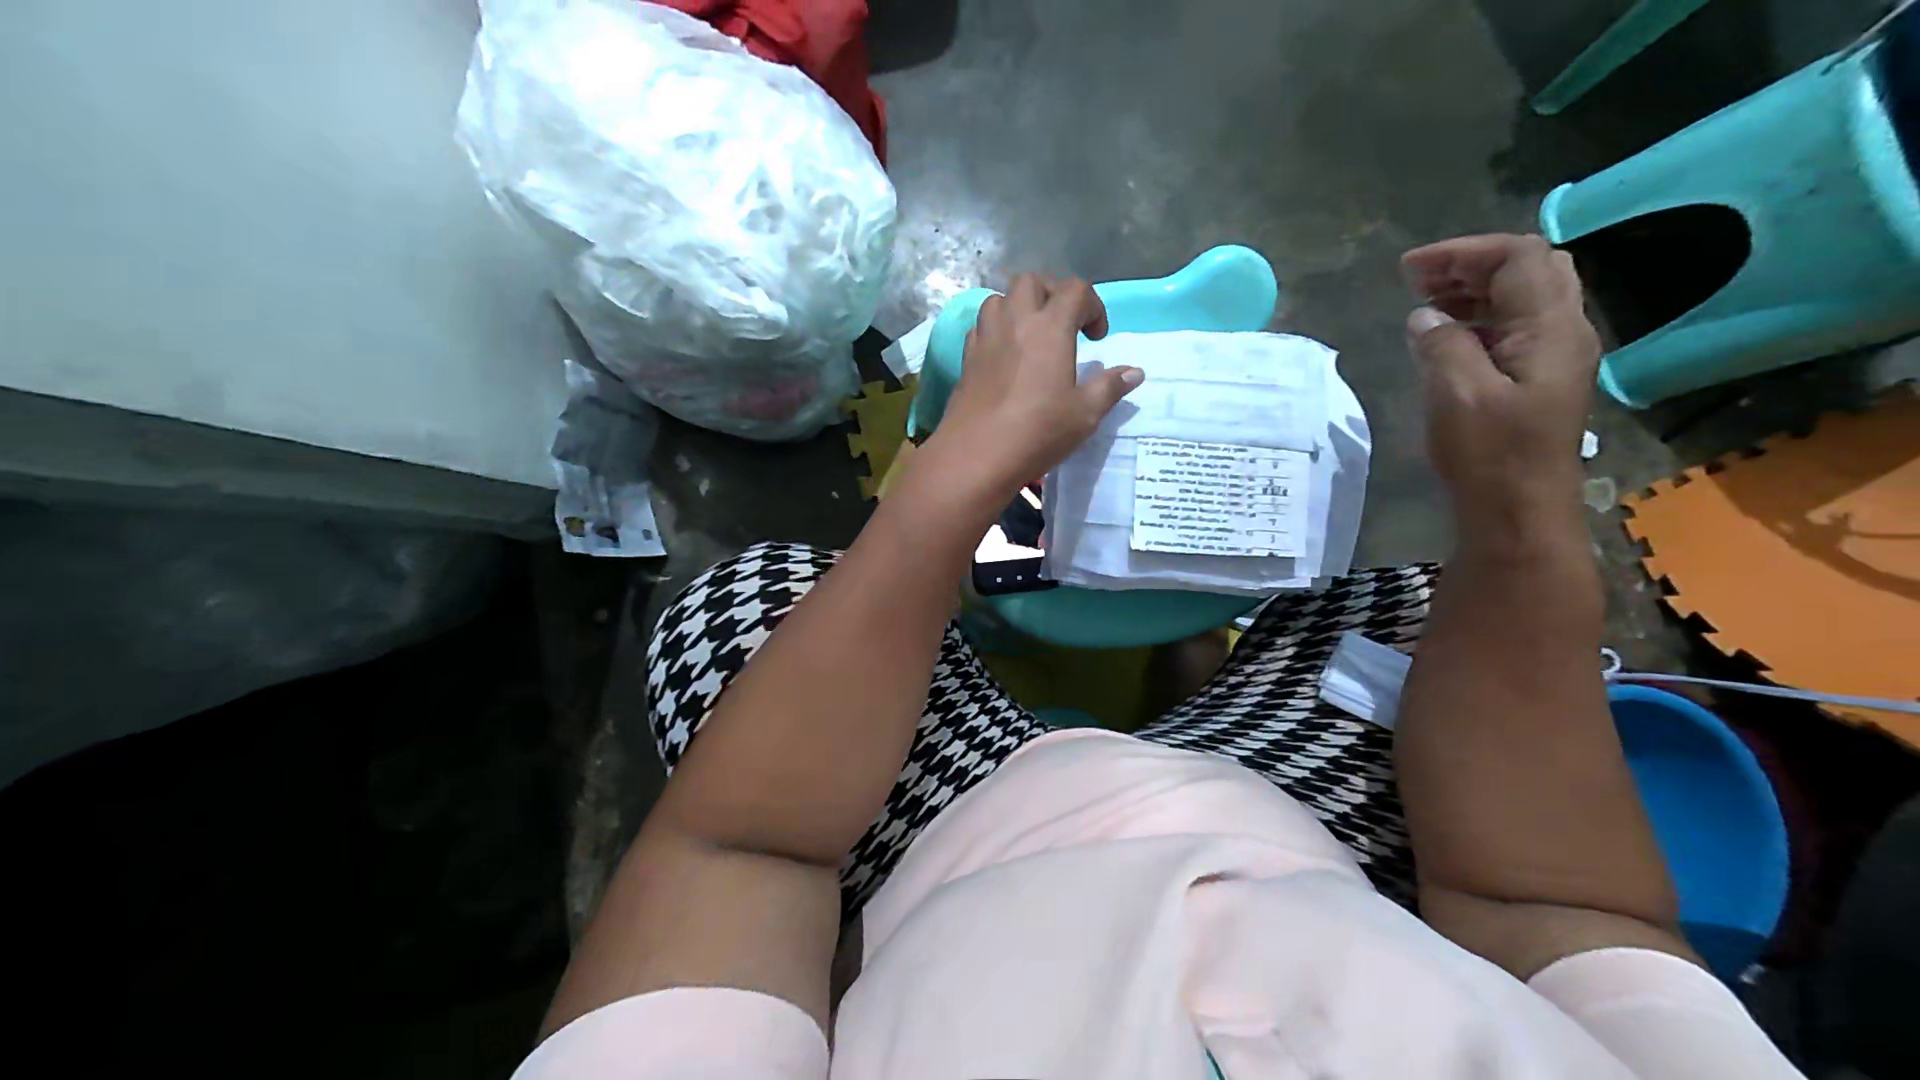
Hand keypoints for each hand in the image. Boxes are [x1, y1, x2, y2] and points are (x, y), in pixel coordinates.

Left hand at [927, 274, 1142, 498]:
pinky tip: (1006, 355)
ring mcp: (986, 338)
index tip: (1097, 338)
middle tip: (1064, 325)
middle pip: (1031, 282)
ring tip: (1031, 335)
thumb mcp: (1085, 414)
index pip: (1075, 289)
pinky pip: (981, 326)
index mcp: (1049, 328)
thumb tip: (1134, 373)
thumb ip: (1110, 387)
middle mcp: (1015, 321)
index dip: (1093, 306)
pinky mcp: (966, 358)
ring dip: (1018, 307)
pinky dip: (996, 329)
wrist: (976, 455)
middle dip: (1052, 294)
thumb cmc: (1037, 432)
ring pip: (999, 299)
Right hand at [1402, 235, 1600, 550]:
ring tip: (1423, 301)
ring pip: (1520, 298)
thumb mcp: (1456, 394)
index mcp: (1550, 328)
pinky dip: (1475, 318)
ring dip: (1472, 290)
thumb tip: (1425, 318)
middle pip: (1528, 270)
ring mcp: (1553, 357)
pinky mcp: (1536, 380)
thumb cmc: (1490, 454)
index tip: (1409, 269)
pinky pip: (1511, 328)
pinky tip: (1442, 336)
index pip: (1518, 257)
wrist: (1519, 511)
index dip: (1464, 252)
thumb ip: (1442, 345)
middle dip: (1471, 264)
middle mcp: (1562, 332)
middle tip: (1417, 280)